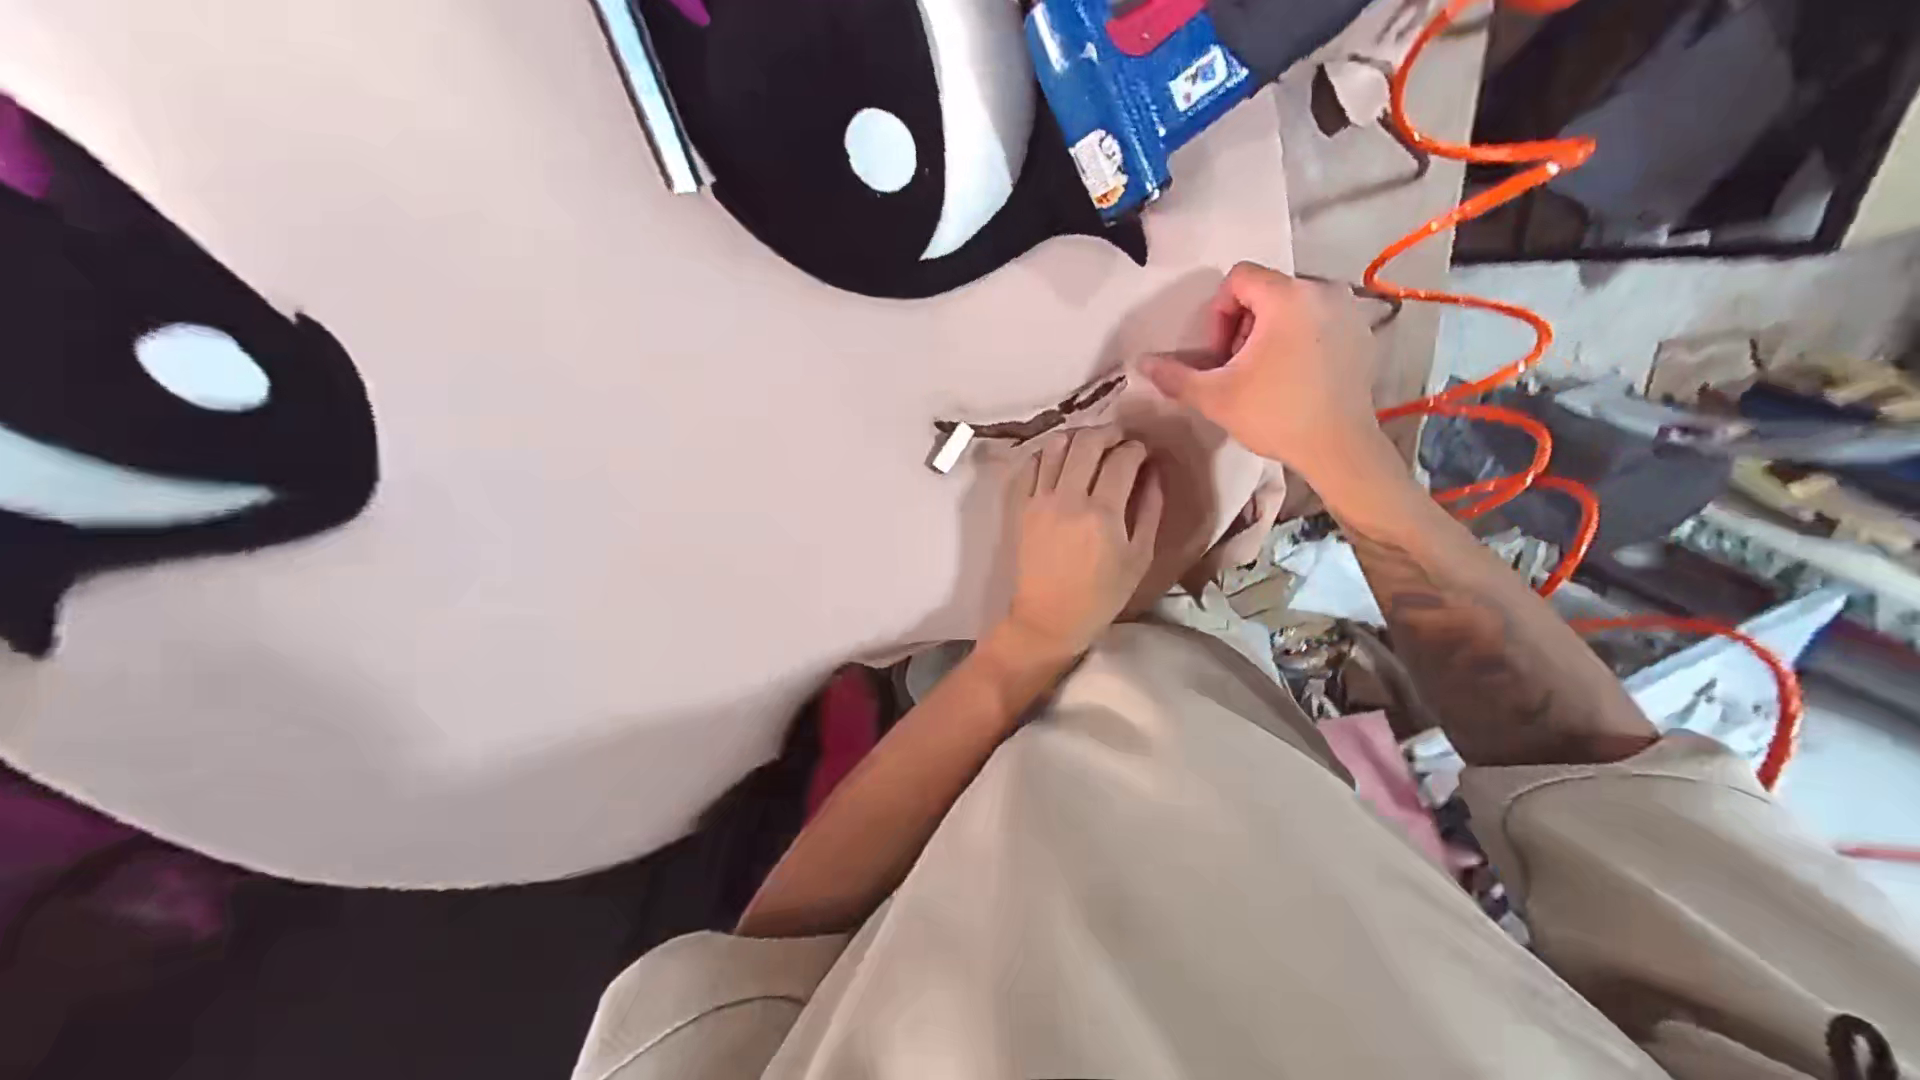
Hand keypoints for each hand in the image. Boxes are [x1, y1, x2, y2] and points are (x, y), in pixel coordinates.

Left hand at [1001, 426, 1163, 659]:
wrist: (1049, 617)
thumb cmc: (1101, 595)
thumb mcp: (1139, 558)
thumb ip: (1150, 511)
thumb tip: (1153, 474)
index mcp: (1103, 514)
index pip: (1122, 460)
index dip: (1136, 448)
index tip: (1142, 451)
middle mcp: (1069, 499)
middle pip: (1087, 443)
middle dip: (1108, 433)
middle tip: (1119, 439)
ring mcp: (1040, 501)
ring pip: (1055, 446)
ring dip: (1077, 437)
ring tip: (1090, 445)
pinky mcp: (1021, 507)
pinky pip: (1031, 465)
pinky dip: (1047, 453)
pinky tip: (1061, 460)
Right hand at [1140, 262, 1384, 480]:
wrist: (1339, 448)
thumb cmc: (1274, 414)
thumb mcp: (1215, 396)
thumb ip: (1175, 375)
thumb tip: (1141, 362)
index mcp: (1287, 297)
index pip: (1238, 278)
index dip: (1217, 313)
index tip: (1219, 353)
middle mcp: (1323, 291)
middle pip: (1265, 290)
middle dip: (1242, 325)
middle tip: (1236, 368)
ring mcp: (1348, 311)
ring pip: (1291, 306)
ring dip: (1268, 332)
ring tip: (1263, 374)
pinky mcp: (1362, 333)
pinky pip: (1318, 321)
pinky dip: (1298, 339)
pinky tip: (1293, 377)